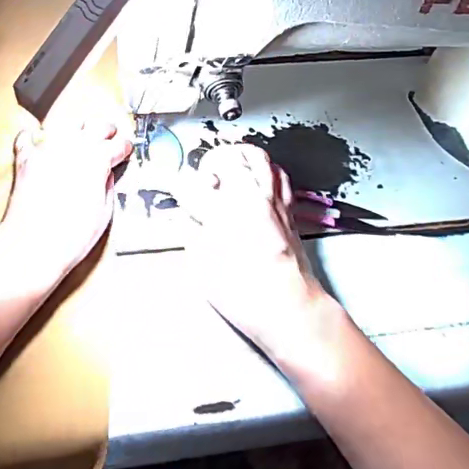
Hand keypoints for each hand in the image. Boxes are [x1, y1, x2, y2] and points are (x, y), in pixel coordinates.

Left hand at [0, 114, 133, 296]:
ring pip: (65, 123)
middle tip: (108, 138)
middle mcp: (73, 147)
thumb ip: (107, 186)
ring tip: (79, 138)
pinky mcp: (24, 158)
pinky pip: (29, 136)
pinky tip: (41, 141)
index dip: (124, 147)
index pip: (118, 144)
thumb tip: (106, 175)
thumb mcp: (104, 213)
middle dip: (105, 131)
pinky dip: (37, 137)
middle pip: (95, 125)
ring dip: (76, 129)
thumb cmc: (69, 236)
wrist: (32, 245)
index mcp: (97, 159)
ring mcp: (47, 149)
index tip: (124, 150)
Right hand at [178, 144, 337, 363]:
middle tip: (205, 177)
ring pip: (258, 159)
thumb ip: (192, 235)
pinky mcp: (289, 209)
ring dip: (239, 158)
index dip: (179, 188)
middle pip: (230, 157)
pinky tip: (257, 181)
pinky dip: (265, 170)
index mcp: (223, 214)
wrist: (293, 310)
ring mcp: (273, 201)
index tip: (176, 194)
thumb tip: (185, 217)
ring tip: (229, 169)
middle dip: (212, 163)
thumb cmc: (245, 297)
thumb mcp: (204, 270)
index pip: (191, 185)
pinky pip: (278, 175)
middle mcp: (250, 199)